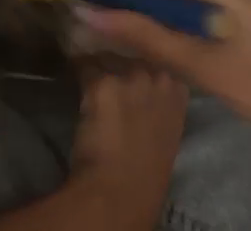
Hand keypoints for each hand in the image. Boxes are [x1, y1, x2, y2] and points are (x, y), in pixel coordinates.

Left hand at [68, 67, 187, 229]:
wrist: (121, 191)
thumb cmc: (147, 174)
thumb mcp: (166, 134)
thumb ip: (159, 107)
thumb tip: (142, 98)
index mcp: (178, 90)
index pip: (158, 65)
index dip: (142, 72)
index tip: (132, 79)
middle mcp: (157, 75)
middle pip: (132, 58)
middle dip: (119, 67)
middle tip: (109, 84)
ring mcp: (129, 76)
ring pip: (106, 60)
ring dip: (98, 70)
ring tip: (89, 83)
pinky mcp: (100, 81)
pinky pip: (83, 66)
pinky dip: (77, 72)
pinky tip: (72, 79)